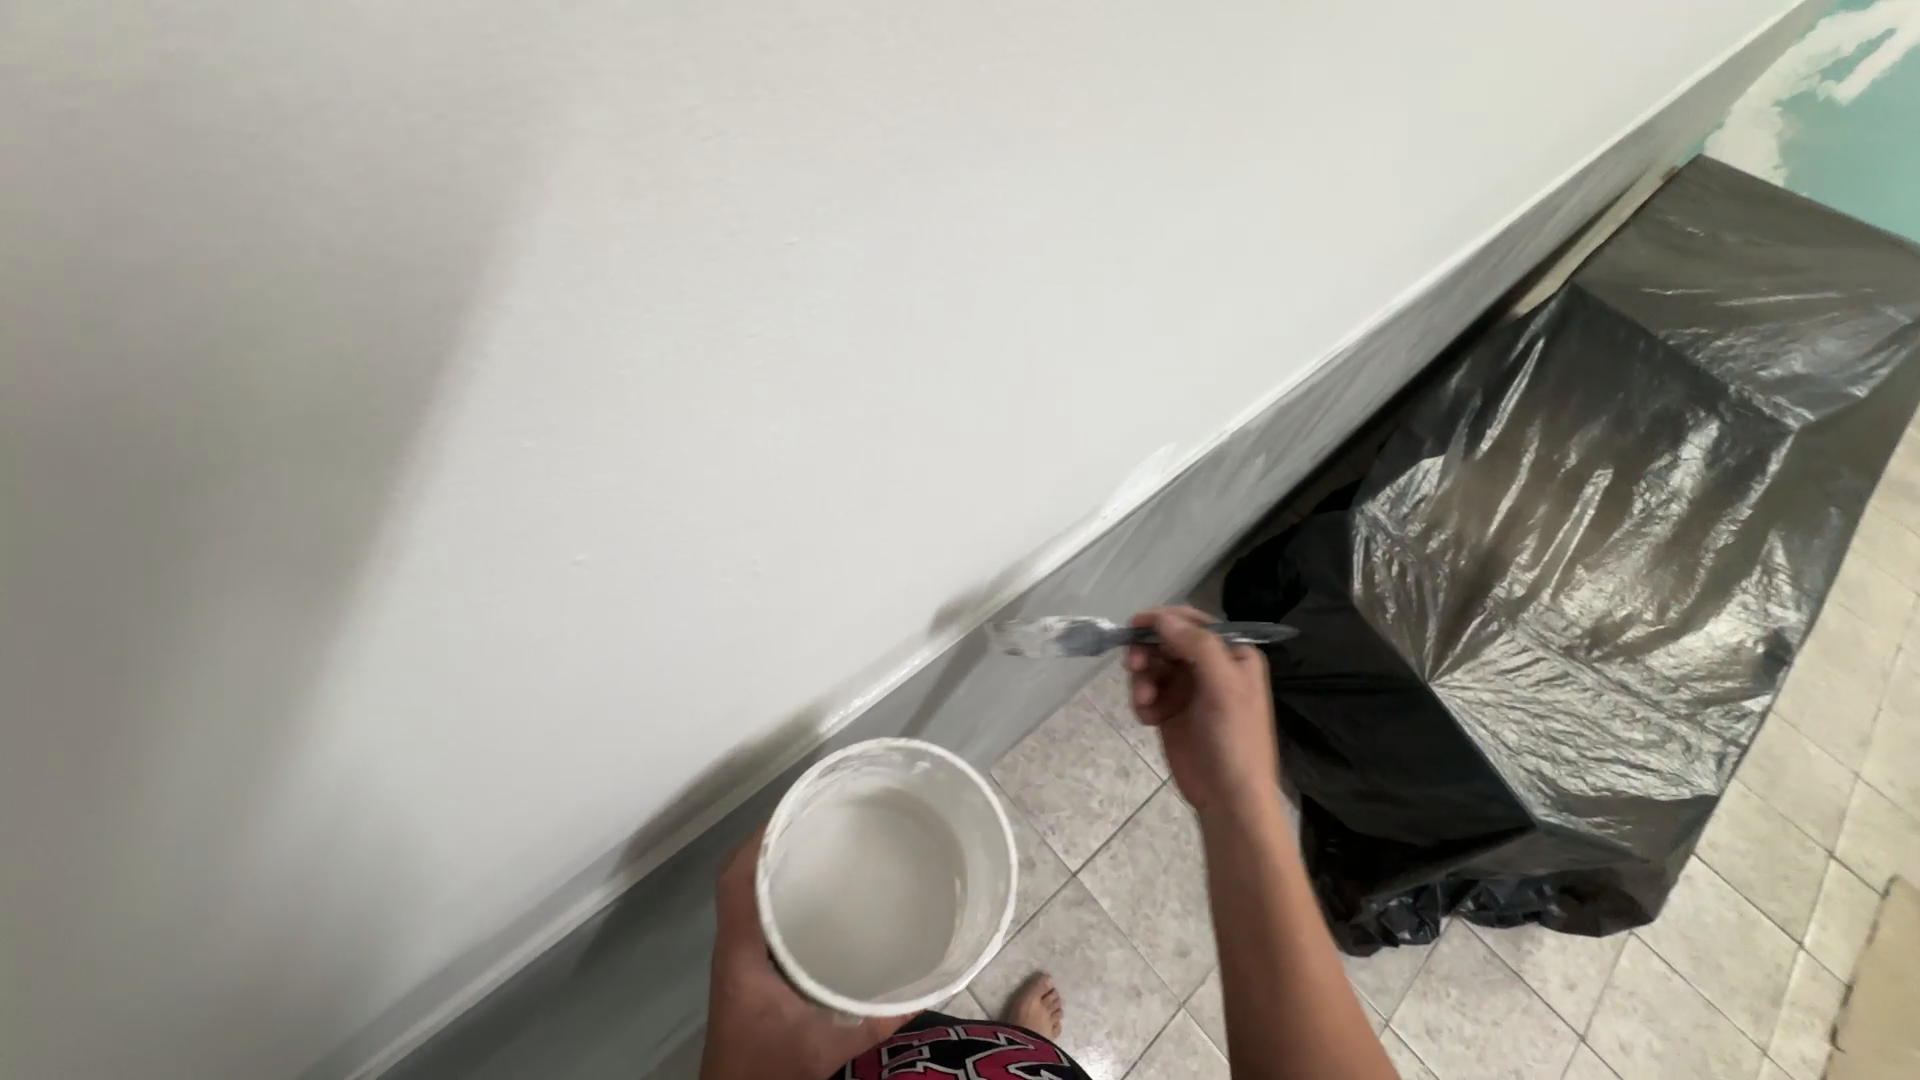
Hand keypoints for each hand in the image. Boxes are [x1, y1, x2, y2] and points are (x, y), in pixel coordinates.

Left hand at [700, 828, 910, 1079]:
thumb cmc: (766, 1072)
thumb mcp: (825, 1048)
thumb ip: (874, 1021)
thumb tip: (926, 986)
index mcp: (741, 954)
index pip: (736, 880)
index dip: (757, 840)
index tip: (792, 810)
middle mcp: (733, 948)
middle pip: (740, 878)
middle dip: (771, 842)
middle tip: (815, 820)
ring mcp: (736, 959)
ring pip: (746, 895)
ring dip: (772, 865)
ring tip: (815, 844)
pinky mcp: (746, 971)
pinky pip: (755, 916)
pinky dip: (775, 893)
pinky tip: (811, 895)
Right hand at [1126, 606, 1281, 820]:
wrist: (1228, 797)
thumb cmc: (1235, 739)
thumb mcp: (1223, 688)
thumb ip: (1196, 647)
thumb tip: (1162, 619)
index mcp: (1233, 655)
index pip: (1194, 623)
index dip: (1164, 620)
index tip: (1135, 625)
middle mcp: (1210, 667)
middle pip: (1167, 642)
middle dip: (1147, 652)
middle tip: (1132, 665)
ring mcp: (1189, 690)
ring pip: (1153, 666)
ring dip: (1142, 679)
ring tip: (1143, 702)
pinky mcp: (1171, 711)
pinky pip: (1147, 692)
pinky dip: (1143, 702)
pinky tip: (1148, 720)